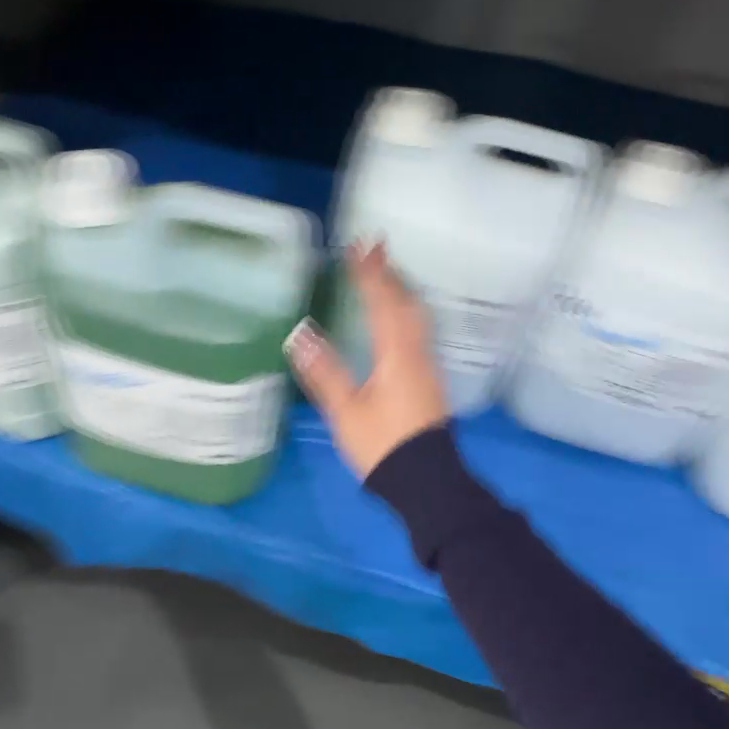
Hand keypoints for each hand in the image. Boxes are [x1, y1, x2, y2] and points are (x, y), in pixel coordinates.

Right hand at [286, 243, 448, 478]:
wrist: (426, 481)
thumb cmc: (383, 446)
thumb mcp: (346, 412)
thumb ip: (325, 373)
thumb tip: (300, 334)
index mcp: (396, 355)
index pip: (383, 303)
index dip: (369, 274)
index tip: (359, 247)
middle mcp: (416, 353)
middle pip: (405, 304)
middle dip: (388, 274)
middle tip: (374, 248)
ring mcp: (426, 366)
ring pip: (416, 317)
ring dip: (400, 291)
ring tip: (384, 275)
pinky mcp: (428, 380)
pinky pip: (417, 331)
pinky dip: (405, 312)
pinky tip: (397, 318)